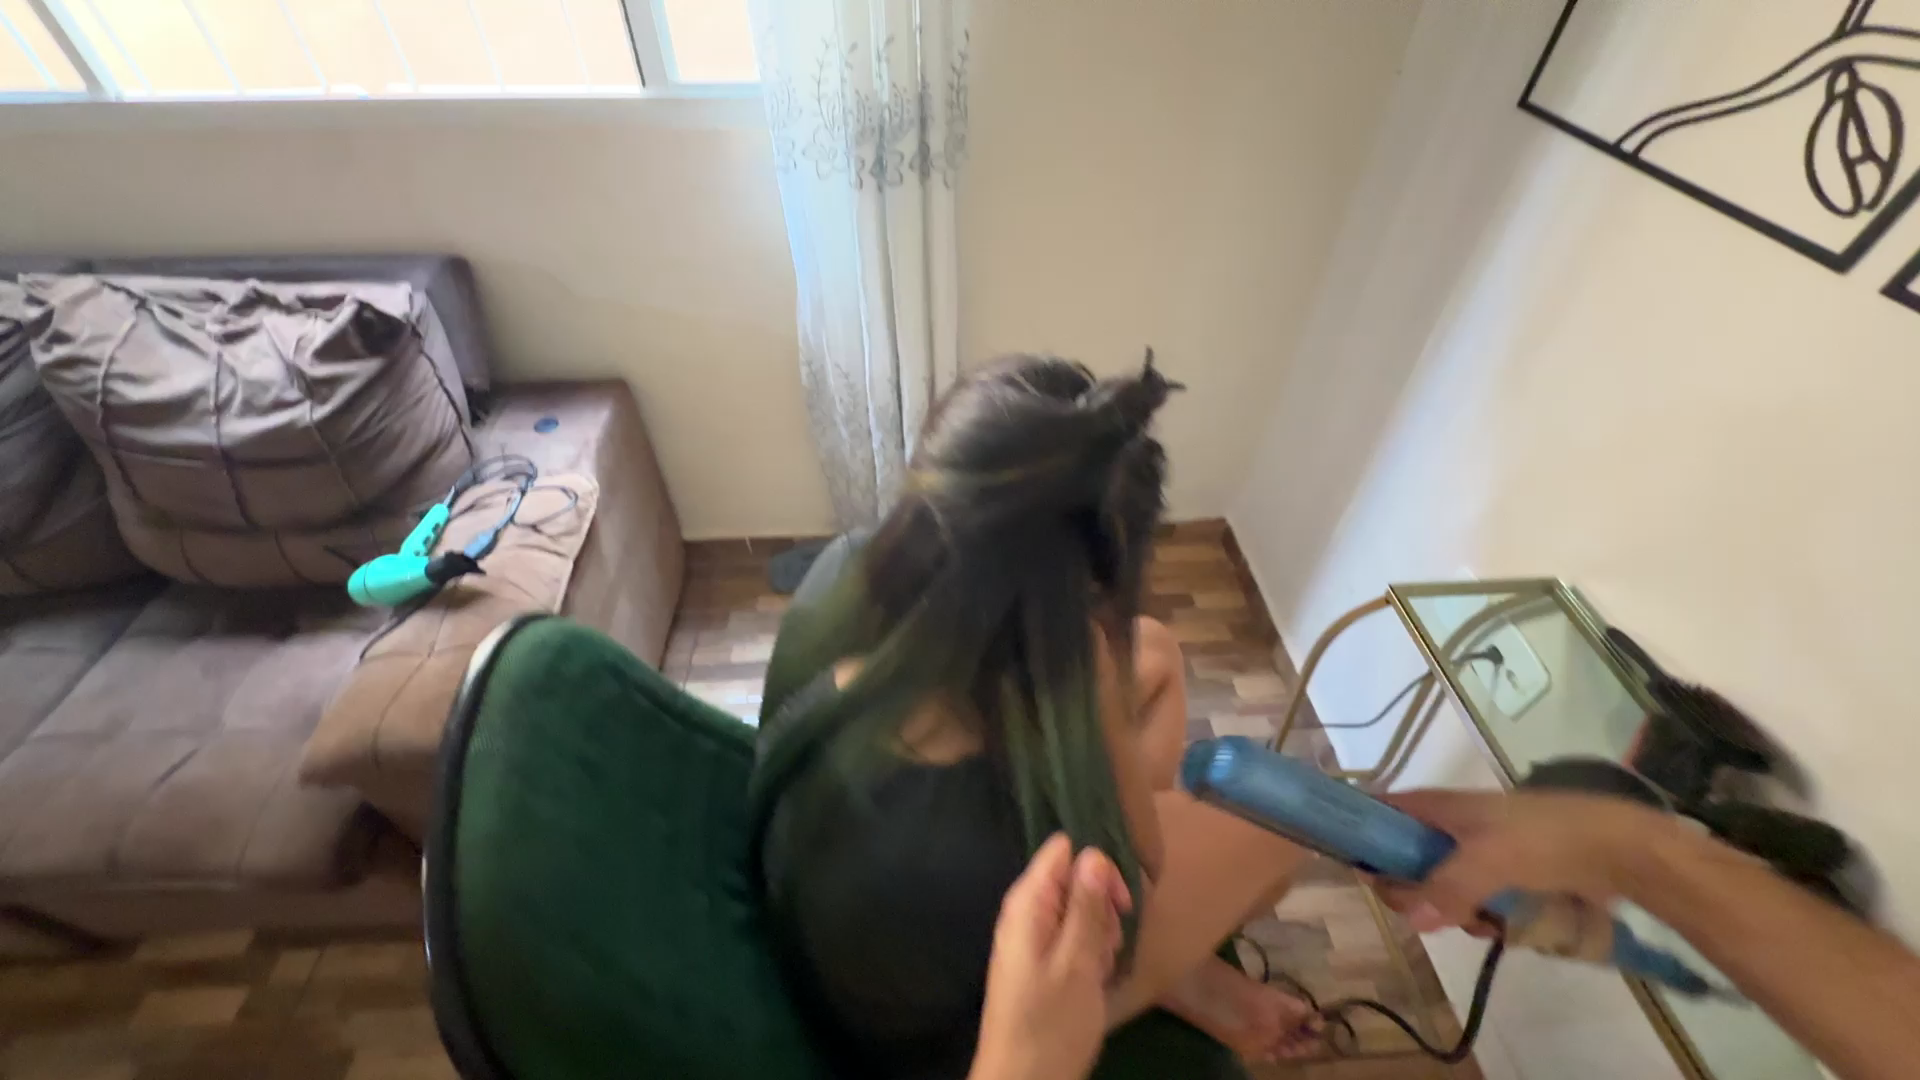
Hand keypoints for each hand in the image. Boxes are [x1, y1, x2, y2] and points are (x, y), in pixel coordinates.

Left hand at [970, 833, 1132, 1079]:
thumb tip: (1094, 853)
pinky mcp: (1040, 959)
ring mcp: (1032, 935)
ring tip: (1101, 966)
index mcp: (1028, 901)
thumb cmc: (1050, 1024)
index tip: (1121, 900)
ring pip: (1077, 908)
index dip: (1097, 865)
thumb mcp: (1077, 962)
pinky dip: (1089, 950)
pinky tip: (1095, 976)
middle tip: (1113, 941)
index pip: (1063, 849)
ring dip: (1099, 931)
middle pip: (1074, 877)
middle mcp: (1027, 909)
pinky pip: (1071, 935)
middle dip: (1102, 903)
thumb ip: (1085, 906)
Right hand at [1376, 790, 1675, 933]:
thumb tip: (1409, 920)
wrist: (1620, 847)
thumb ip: (1446, 889)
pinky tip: (1500, 926)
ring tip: (1480, 924)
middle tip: (1429, 912)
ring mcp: (1478, 848)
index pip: (1378, 811)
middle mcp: (1447, 824)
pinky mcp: (1506, 871)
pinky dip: (1481, 913)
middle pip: (1405, 855)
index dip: (1362, 836)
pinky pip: (1474, 895)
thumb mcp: (1488, 862)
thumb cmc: (1543, 838)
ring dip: (1452, 908)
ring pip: (1441, 882)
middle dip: (1414, 888)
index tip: (1364, 872)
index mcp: (1434, 806)